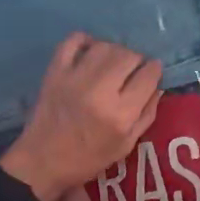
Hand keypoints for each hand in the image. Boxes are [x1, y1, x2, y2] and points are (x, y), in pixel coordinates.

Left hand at [0, 33, 161, 200]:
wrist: (42, 160)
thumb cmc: (87, 159)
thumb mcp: (125, 146)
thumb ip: (146, 114)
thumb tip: (157, 86)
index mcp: (120, 114)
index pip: (148, 75)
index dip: (154, 71)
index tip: (151, 73)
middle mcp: (100, 91)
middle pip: (129, 56)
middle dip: (136, 60)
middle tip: (132, 70)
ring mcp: (75, 78)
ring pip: (105, 46)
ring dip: (114, 51)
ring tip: (112, 63)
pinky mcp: (55, 72)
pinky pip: (72, 41)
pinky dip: (85, 40)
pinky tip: (90, 51)